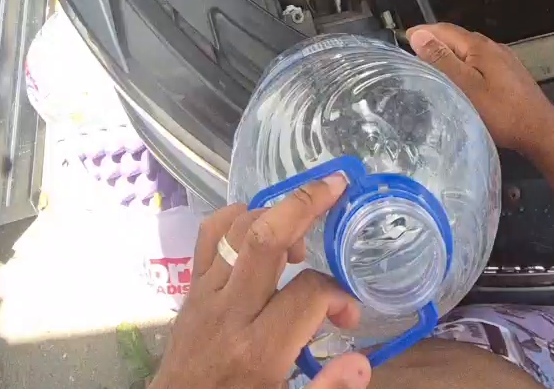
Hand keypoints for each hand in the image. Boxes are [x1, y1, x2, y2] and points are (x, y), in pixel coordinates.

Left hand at [150, 173, 371, 388]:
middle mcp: (229, 313)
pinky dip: (236, 217)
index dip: (337, 294)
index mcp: (257, 352)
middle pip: (266, 238)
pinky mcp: (191, 287)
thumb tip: (362, 362)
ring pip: (239, 228)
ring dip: (275, 215)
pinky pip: (209, 234)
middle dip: (304, 204)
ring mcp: (205, 294)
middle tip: (335, 189)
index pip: (306, 294)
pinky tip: (260, 229)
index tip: (347, 312)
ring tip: (301, 239)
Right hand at [407, 23, 553, 158]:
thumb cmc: (501, 112)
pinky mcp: (510, 73)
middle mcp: (493, 46)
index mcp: (479, 46)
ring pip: (469, 49)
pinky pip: (480, 60)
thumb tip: (419, 35)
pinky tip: (460, 78)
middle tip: (413, 54)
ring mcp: (504, 59)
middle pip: (457, 37)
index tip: (403, 40)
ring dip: (449, 52)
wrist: (542, 131)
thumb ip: (442, 60)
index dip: (423, 32)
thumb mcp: (466, 87)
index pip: (445, 29)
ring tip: (431, 66)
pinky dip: (464, 63)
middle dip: (435, 41)